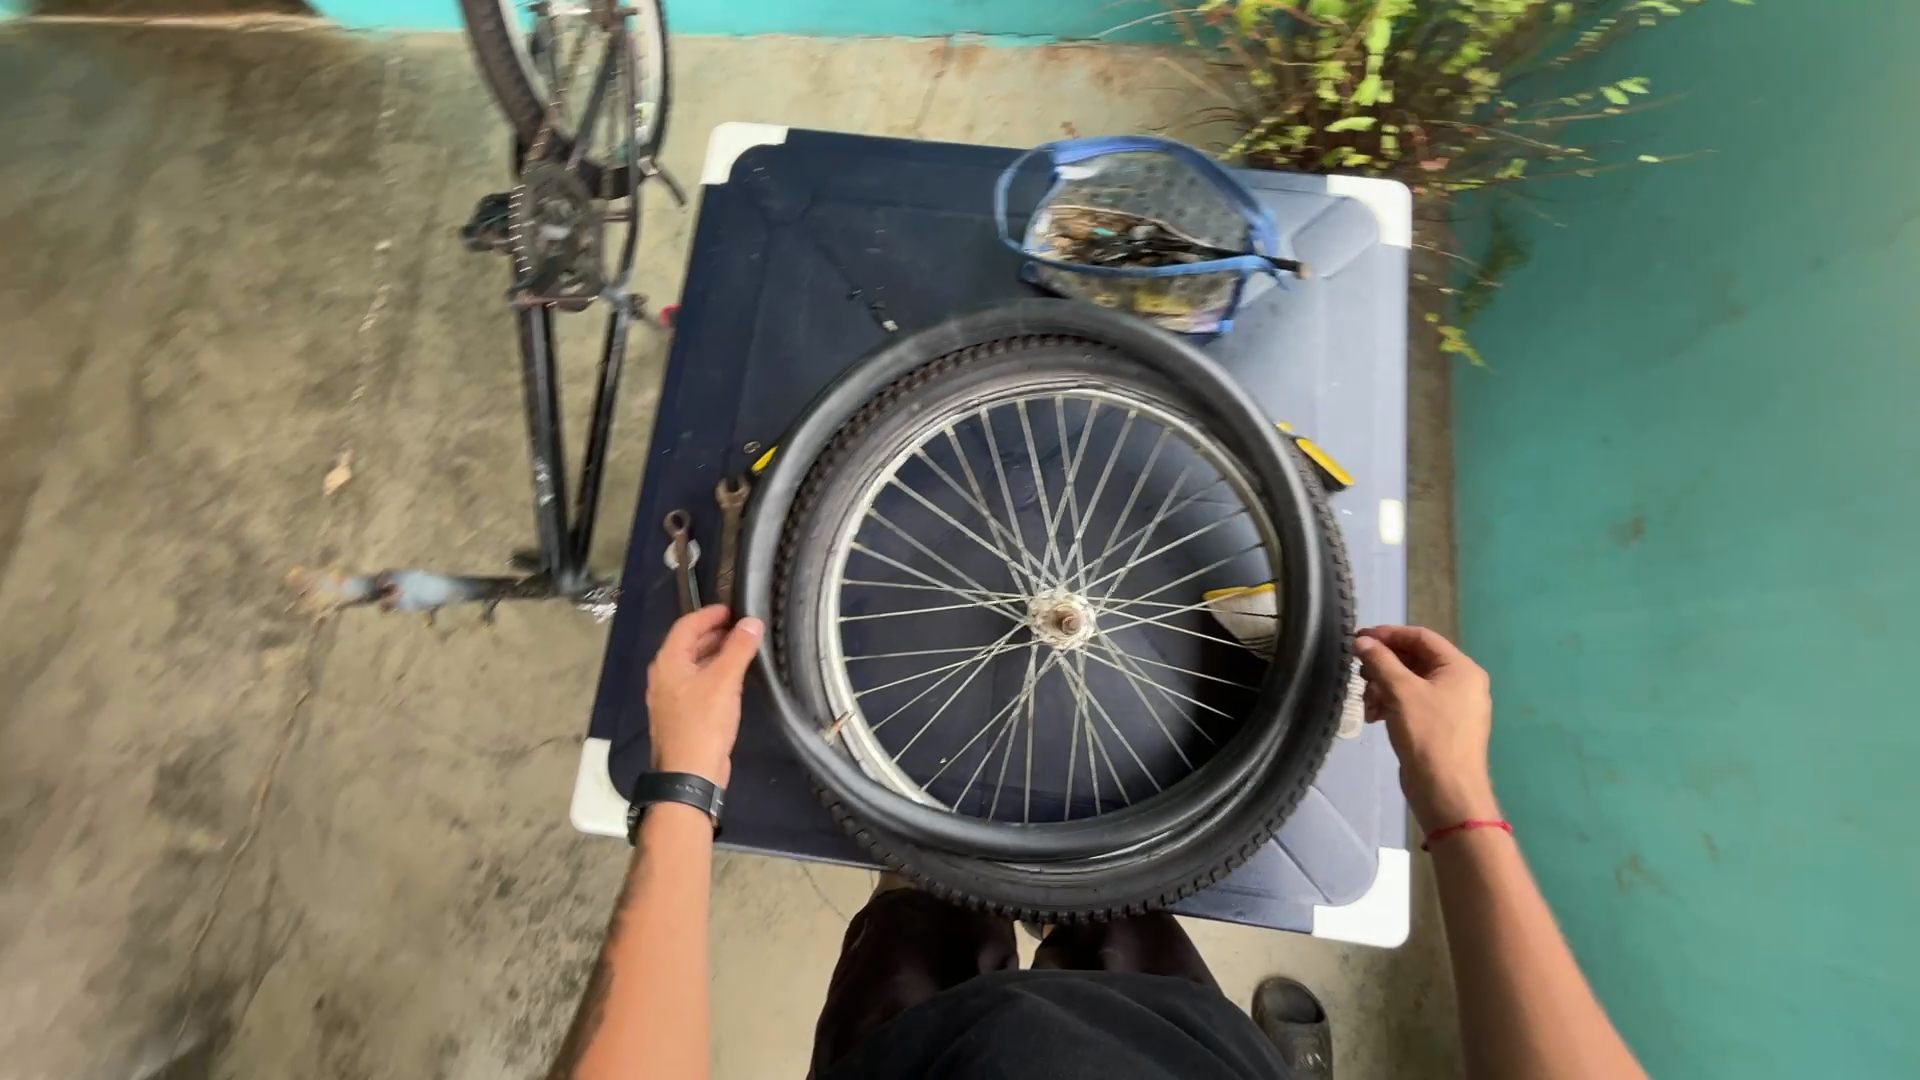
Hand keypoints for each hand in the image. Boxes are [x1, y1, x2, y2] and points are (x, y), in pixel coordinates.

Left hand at [644, 605, 763, 787]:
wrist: (690, 774)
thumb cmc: (703, 722)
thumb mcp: (725, 680)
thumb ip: (739, 648)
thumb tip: (752, 622)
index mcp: (668, 662)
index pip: (686, 625)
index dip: (710, 614)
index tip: (733, 609)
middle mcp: (664, 676)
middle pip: (688, 644)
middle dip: (715, 632)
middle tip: (742, 627)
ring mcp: (671, 697)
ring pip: (694, 664)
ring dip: (716, 653)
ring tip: (743, 648)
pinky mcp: (682, 714)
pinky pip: (698, 682)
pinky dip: (714, 672)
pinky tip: (733, 678)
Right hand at [1355, 625, 1499, 831]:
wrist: (1446, 789)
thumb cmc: (1428, 734)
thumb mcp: (1400, 691)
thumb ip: (1380, 661)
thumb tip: (1362, 641)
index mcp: (1460, 669)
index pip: (1420, 637)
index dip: (1388, 634)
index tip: (1357, 639)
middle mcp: (1459, 682)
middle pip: (1413, 658)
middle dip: (1382, 665)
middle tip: (1359, 674)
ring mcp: (1450, 704)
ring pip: (1408, 681)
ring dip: (1382, 686)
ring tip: (1366, 702)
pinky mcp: (1438, 724)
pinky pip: (1410, 701)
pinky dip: (1390, 703)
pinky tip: (1374, 716)